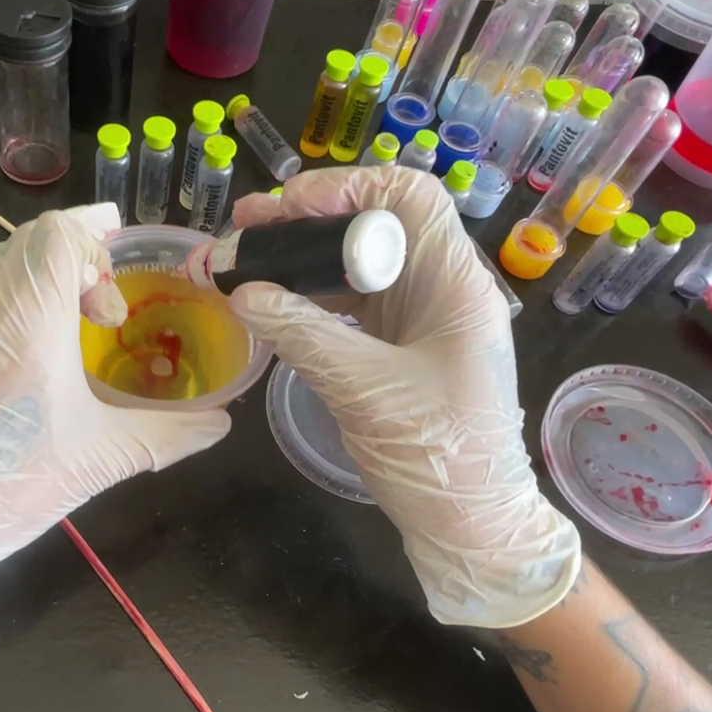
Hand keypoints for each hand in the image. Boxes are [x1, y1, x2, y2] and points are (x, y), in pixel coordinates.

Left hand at [0, 204, 230, 621]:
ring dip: (45, 277)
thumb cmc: (14, 485)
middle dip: (76, 254)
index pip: (55, 235)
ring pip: (1, 267)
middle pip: (27, 241)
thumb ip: (169, 434)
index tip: (117, 286)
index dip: (93, 239)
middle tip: (108, 305)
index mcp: (28, 324)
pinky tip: (40, 348)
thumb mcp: (102, 459)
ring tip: (80, 323)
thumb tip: (221, 424)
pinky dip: (18, 299)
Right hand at [229, 166, 578, 627]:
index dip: (345, 187)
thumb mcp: (367, 393)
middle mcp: (438, 290)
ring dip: (300, 260)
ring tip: (243, 263)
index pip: (407, 198)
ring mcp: (416, 321)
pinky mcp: (396, 350)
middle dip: (306, 222)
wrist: (470, 524)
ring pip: (355, 267)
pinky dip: (307, 301)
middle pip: (373, 227)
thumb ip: (304, 336)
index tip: (284, 208)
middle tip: (243, 230)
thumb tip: (241, 293)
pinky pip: (348, 308)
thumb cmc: (438, 457)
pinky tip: (269, 305)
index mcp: (453, 285)